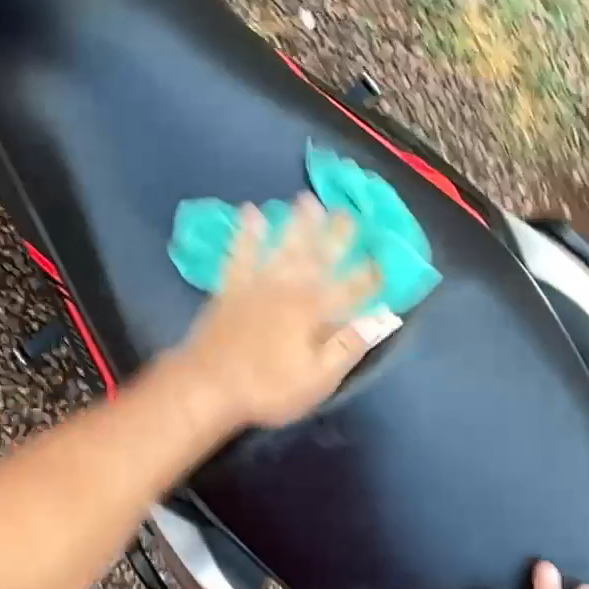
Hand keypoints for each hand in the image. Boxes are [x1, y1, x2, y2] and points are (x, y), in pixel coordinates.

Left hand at [164, 195, 388, 428]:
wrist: (206, 385)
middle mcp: (288, 289)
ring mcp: (256, 284)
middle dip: (335, 234)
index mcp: (313, 312)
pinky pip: (240, 253)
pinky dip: (246, 232)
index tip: (383, 259)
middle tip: (348, 211)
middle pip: (317, 256)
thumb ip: (348, 346)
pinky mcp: (229, 287)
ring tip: (306, 199)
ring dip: (296, 223)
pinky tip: (250, 212)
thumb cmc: (267, 388)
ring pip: (281, 246)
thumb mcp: (317, 379)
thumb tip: (382, 319)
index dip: (369, 275)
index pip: (351, 288)